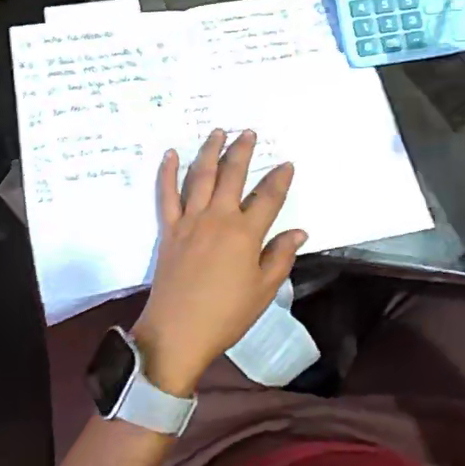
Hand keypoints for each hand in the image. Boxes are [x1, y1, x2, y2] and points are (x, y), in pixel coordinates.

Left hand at [132, 129, 306, 396]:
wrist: (177, 333)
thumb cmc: (226, 315)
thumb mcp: (264, 290)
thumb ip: (280, 257)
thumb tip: (298, 232)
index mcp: (245, 233)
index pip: (268, 198)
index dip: (279, 179)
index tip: (286, 164)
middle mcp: (217, 218)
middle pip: (232, 176)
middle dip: (242, 151)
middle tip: (249, 133)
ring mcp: (189, 221)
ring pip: (199, 176)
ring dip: (210, 151)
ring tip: (218, 132)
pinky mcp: (168, 229)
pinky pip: (166, 195)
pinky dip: (167, 173)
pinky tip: (170, 155)